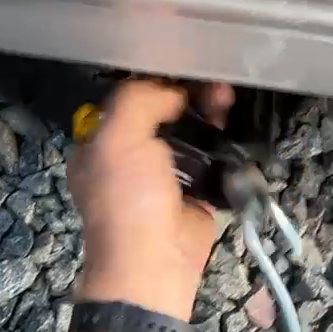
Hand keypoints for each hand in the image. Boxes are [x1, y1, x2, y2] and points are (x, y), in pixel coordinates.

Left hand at [67, 80, 222, 321]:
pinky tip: (232, 126)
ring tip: (226, 99)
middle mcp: (131, 158)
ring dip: (209, 114)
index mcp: (100, 145)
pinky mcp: (194, 193)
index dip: (155, 80)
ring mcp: (164, 176)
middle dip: (189, 95)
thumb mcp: (117, 140)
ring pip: (190, 133)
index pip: (128, 99)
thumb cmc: (127, 202)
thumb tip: (171, 91)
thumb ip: (138, 101)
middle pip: (163, 113)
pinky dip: (223, 144)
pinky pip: (210, 161)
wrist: (155, 264)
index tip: (182, 67)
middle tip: (213, 84)